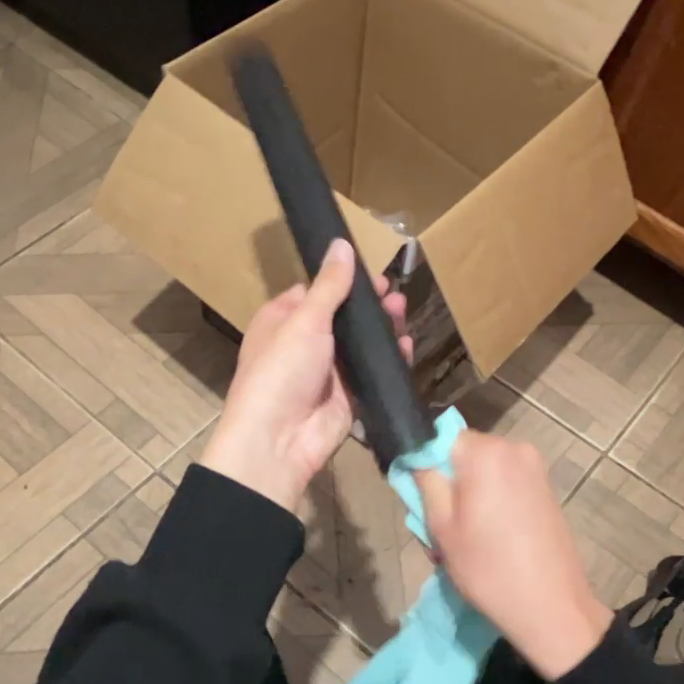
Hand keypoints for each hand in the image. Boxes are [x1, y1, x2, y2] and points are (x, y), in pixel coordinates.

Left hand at [199, 239, 410, 511]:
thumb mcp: (305, 320)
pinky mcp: (348, 398)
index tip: (371, 273)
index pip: (315, 292)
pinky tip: (405, 348)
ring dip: (382, 331)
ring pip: (360, 346)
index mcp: (282, 320)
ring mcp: (327, 373)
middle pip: (343, 318)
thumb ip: (329, 285)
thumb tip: (340, 243)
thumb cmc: (282, 371)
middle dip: (369, 307)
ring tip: (403, 316)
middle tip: (394, 296)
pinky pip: (372, 374)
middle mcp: (303, 344)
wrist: (278, 440)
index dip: (342, 281)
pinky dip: (389, 361)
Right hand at [416, 434, 611, 679]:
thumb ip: (425, 482)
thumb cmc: (487, 567)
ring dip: (467, 499)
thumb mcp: (441, 526)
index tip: (420, 500)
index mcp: (485, 452)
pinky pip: (505, 484)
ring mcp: (535, 468)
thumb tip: (416, 458)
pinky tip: (487, 540)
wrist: (551, 607)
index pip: (439, 440)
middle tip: (438, 530)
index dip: (425, 467)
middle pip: (463, 456)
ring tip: (461, 542)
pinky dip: (490, 504)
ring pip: (483, 473)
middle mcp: (514, 448)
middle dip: (447, 486)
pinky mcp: (546, 489)